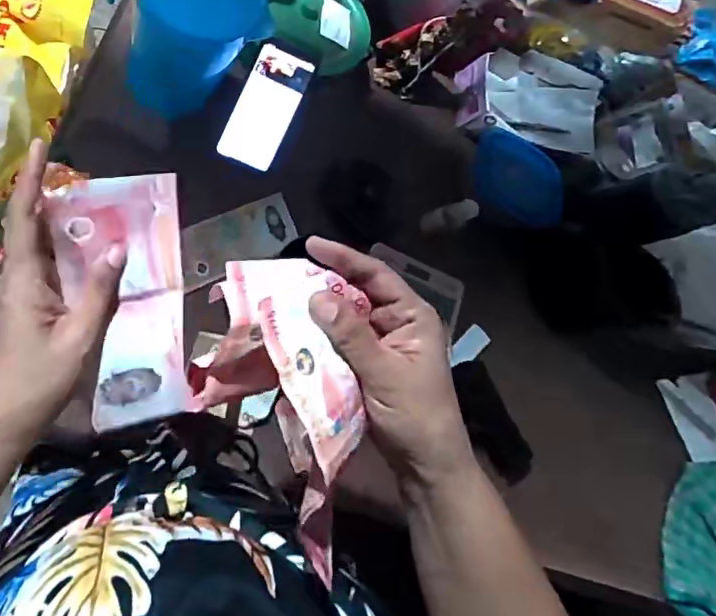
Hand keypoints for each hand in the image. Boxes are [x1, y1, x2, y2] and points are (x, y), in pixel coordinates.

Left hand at [0, 140, 124, 448]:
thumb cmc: (37, 382)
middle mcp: (17, 275)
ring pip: (33, 239)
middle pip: (26, 220)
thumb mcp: (78, 339)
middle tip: (67, 162)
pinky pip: (41, 259)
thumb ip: (98, 293)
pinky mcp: (25, 302)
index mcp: (24, 277)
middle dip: (41, 186)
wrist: (1, 421)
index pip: (24, 215)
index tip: (38, 144)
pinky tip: (78, 241)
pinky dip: (57, 240)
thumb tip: (118, 248)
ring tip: (77, 191)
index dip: (30, 178)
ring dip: (49, 212)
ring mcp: (18, 289)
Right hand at [306, 236, 474, 489]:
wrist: (429, 471)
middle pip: (356, 292)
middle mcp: (396, 323)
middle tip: (290, 272)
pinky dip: (320, 335)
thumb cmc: (417, 417)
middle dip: (325, 282)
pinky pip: (339, 341)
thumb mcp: (384, 373)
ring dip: (319, 310)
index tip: (311, 244)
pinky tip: (297, 330)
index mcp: (412, 316)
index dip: (344, 257)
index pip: (375, 275)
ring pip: (344, 317)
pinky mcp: (366, 364)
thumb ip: (351, 334)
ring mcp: (381, 344)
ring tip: (287, 296)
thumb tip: (316, 296)